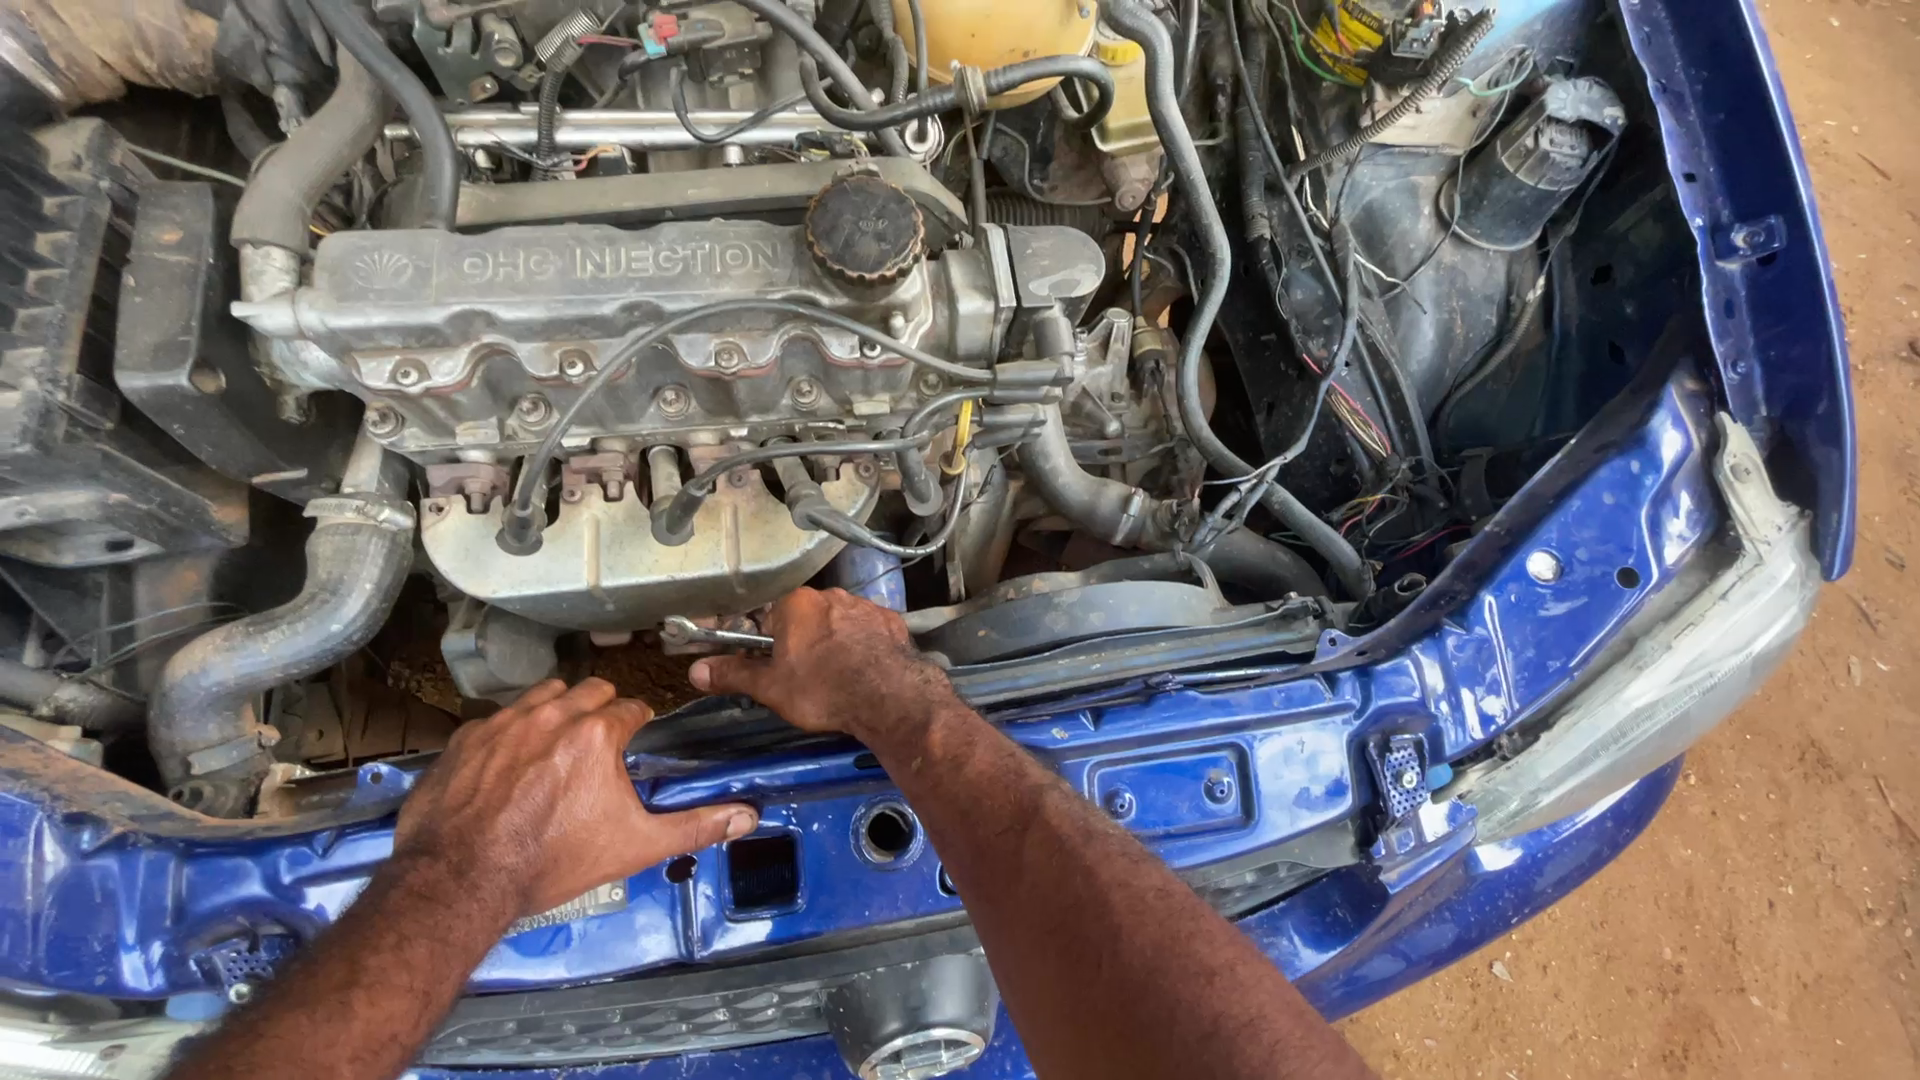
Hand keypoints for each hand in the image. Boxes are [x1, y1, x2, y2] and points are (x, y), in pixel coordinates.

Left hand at [391, 678, 757, 920]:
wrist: (457, 885)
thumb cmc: (553, 862)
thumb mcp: (635, 846)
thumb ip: (695, 825)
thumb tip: (750, 815)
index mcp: (597, 733)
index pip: (631, 708)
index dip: (636, 725)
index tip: (631, 745)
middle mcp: (553, 714)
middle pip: (591, 689)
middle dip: (601, 709)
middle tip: (597, 745)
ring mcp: (504, 722)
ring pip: (545, 693)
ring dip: (558, 709)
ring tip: (555, 744)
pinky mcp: (465, 737)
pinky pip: (498, 716)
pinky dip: (510, 731)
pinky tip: (508, 763)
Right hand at [688, 587, 957, 742]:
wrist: (888, 695)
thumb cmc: (821, 688)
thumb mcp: (770, 687)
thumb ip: (733, 675)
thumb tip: (695, 671)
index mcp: (796, 603)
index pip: (769, 617)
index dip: (767, 644)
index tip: (774, 667)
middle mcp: (831, 594)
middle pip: (807, 618)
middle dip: (803, 642)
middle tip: (804, 676)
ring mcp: (866, 605)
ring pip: (840, 622)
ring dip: (835, 642)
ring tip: (838, 675)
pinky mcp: (893, 621)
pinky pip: (870, 631)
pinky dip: (865, 646)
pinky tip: (866, 669)